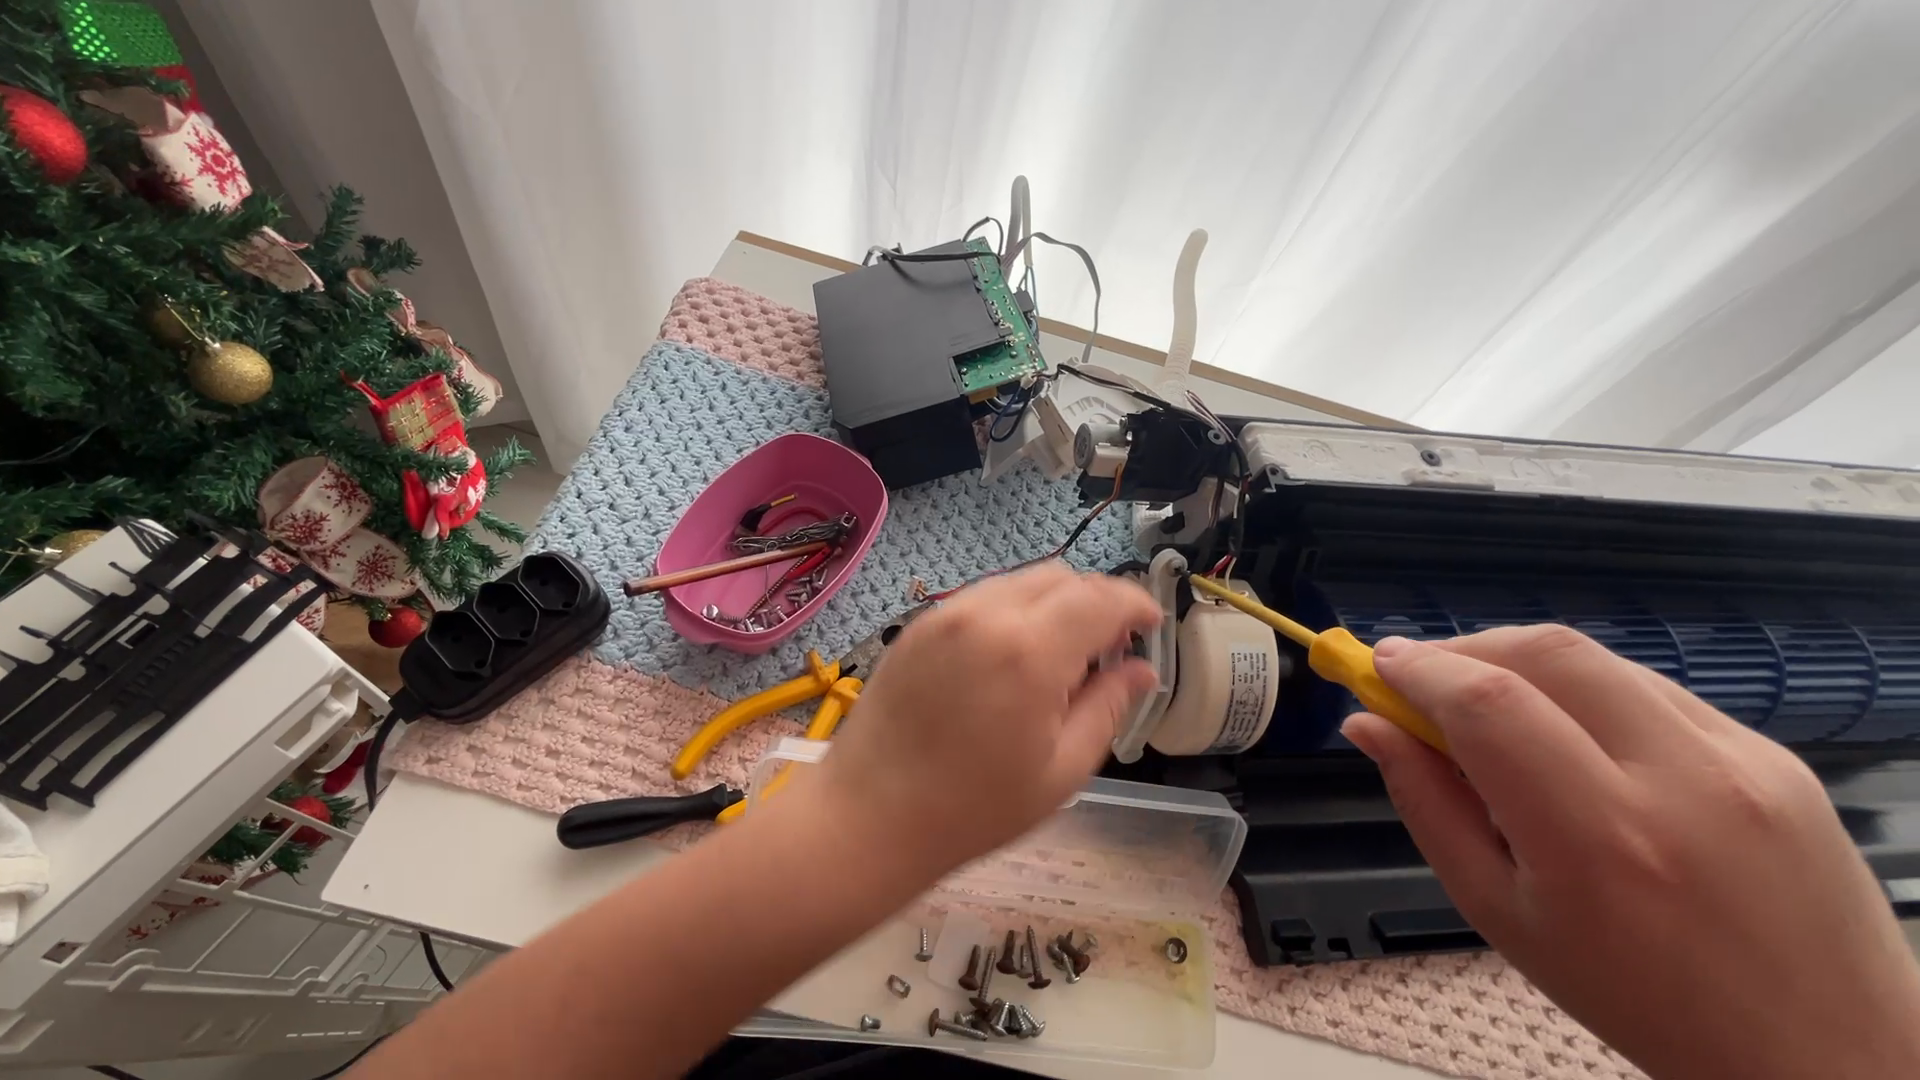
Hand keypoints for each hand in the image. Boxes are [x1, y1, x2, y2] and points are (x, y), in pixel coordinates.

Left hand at [810, 563, 1159, 871]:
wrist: (867, 817)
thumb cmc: (972, 809)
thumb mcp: (1060, 770)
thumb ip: (1107, 708)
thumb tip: (1141, 670)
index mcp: (1029, 651)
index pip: (1101, 598)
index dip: (1136, 604)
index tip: (1151, 626)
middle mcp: (987, 614)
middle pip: (1062, 577)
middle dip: (1097, 601)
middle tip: (1110, 647)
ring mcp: (946, 614)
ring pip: (1021, 581)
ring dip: (1055, 603)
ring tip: (1061, 655)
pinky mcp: (919, 624)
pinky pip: (982, 598)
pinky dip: (1014, 611)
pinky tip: (1012, 657)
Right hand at [1344, 627, 1919, 1079]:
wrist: (1824, 1055)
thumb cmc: (1629, 993)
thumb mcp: (1495, 909)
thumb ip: (1424, 803)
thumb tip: (1365, 723)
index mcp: (1598, 839)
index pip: (1489, 705)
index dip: (1420, 669)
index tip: (1376, 663)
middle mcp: (1681, 780)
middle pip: (1548, 652)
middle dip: (1465, 646)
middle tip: (1423, 675)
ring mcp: (1744, 759)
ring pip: (1598, 661)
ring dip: (1519, 662)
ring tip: (1487, 704)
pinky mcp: (1776, 755)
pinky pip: (1649, 689)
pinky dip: (1581, 689)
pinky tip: (1566, 731)